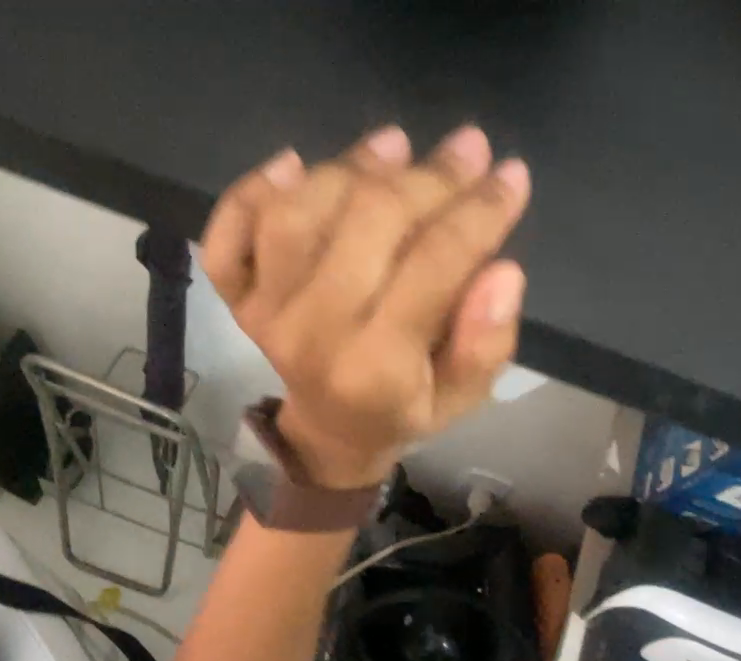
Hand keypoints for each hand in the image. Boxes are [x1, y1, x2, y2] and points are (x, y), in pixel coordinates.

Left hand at [200, 125, 531, 488]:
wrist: (330, 434)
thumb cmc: (403, 410)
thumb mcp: (461, 399)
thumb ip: (484, 345)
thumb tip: (503, 271)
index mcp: (377, 369)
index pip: (434, 264)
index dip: (480, 211)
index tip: (512, 175)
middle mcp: (314, 334)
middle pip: (369, 221)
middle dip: (429, 176)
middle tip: (468, 148)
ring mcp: (267, 314)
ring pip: (298, 212)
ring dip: (350, 167)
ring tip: (396, 147)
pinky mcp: (238, 299)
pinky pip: (229, 233)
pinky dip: (253, 189)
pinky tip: (293, 164)